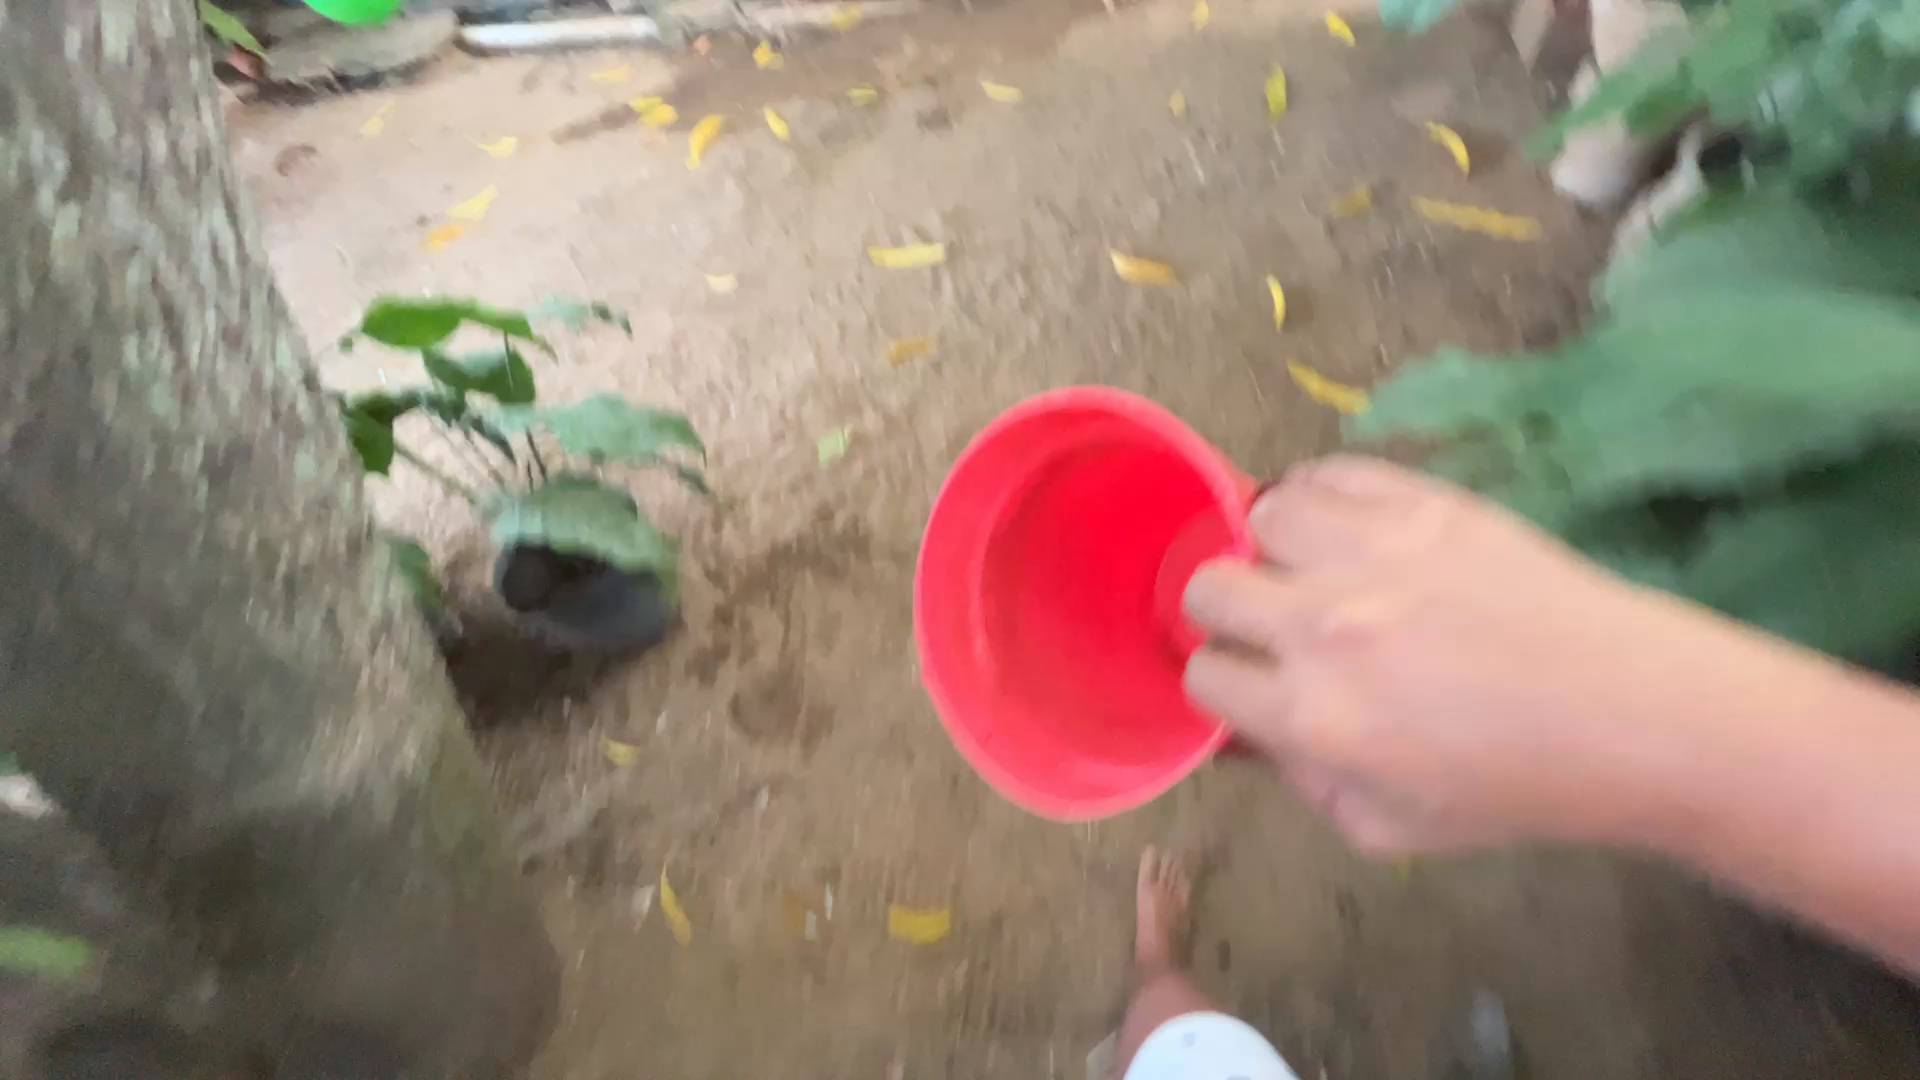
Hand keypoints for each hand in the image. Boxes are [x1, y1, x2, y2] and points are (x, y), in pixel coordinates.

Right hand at [1181, 456, 1772, 852]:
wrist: (1649, 721)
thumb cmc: (1514, 788)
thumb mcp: (1385, 827)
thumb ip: (1295, 777)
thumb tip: (1243, 726)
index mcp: (1316, 716)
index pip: (1205, 674)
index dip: (1217, 676)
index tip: (1245, 673)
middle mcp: (1326, 626)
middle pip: (1209, 585)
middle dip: (1219, 606)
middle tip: (1260, 614)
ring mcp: (1375, 555)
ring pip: (1260, 516)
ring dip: (1268, 544)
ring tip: (1302, 560)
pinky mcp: (1425, 505)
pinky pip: (1326, 473)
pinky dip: (1314, 493)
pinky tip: (1336, 521)